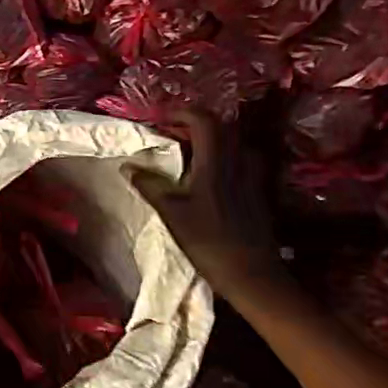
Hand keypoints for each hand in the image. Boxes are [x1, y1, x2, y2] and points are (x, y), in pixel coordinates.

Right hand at [128, 110, 282, 301]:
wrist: (252, 274)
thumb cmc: (207, 240)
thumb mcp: (171, 212)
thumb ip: (149, 184)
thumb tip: (128, 167)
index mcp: (216, 163)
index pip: (204, 121)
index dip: (181, 113)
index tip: (160, 120)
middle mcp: (239, 163)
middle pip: (221, 129)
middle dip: (193, 125)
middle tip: (169, 135)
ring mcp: (254, 178)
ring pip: (233, 145)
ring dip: (210, 142)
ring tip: (187, 154)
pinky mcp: (259, 193)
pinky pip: (240, 162)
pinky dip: (221, 159)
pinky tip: (206, 176)